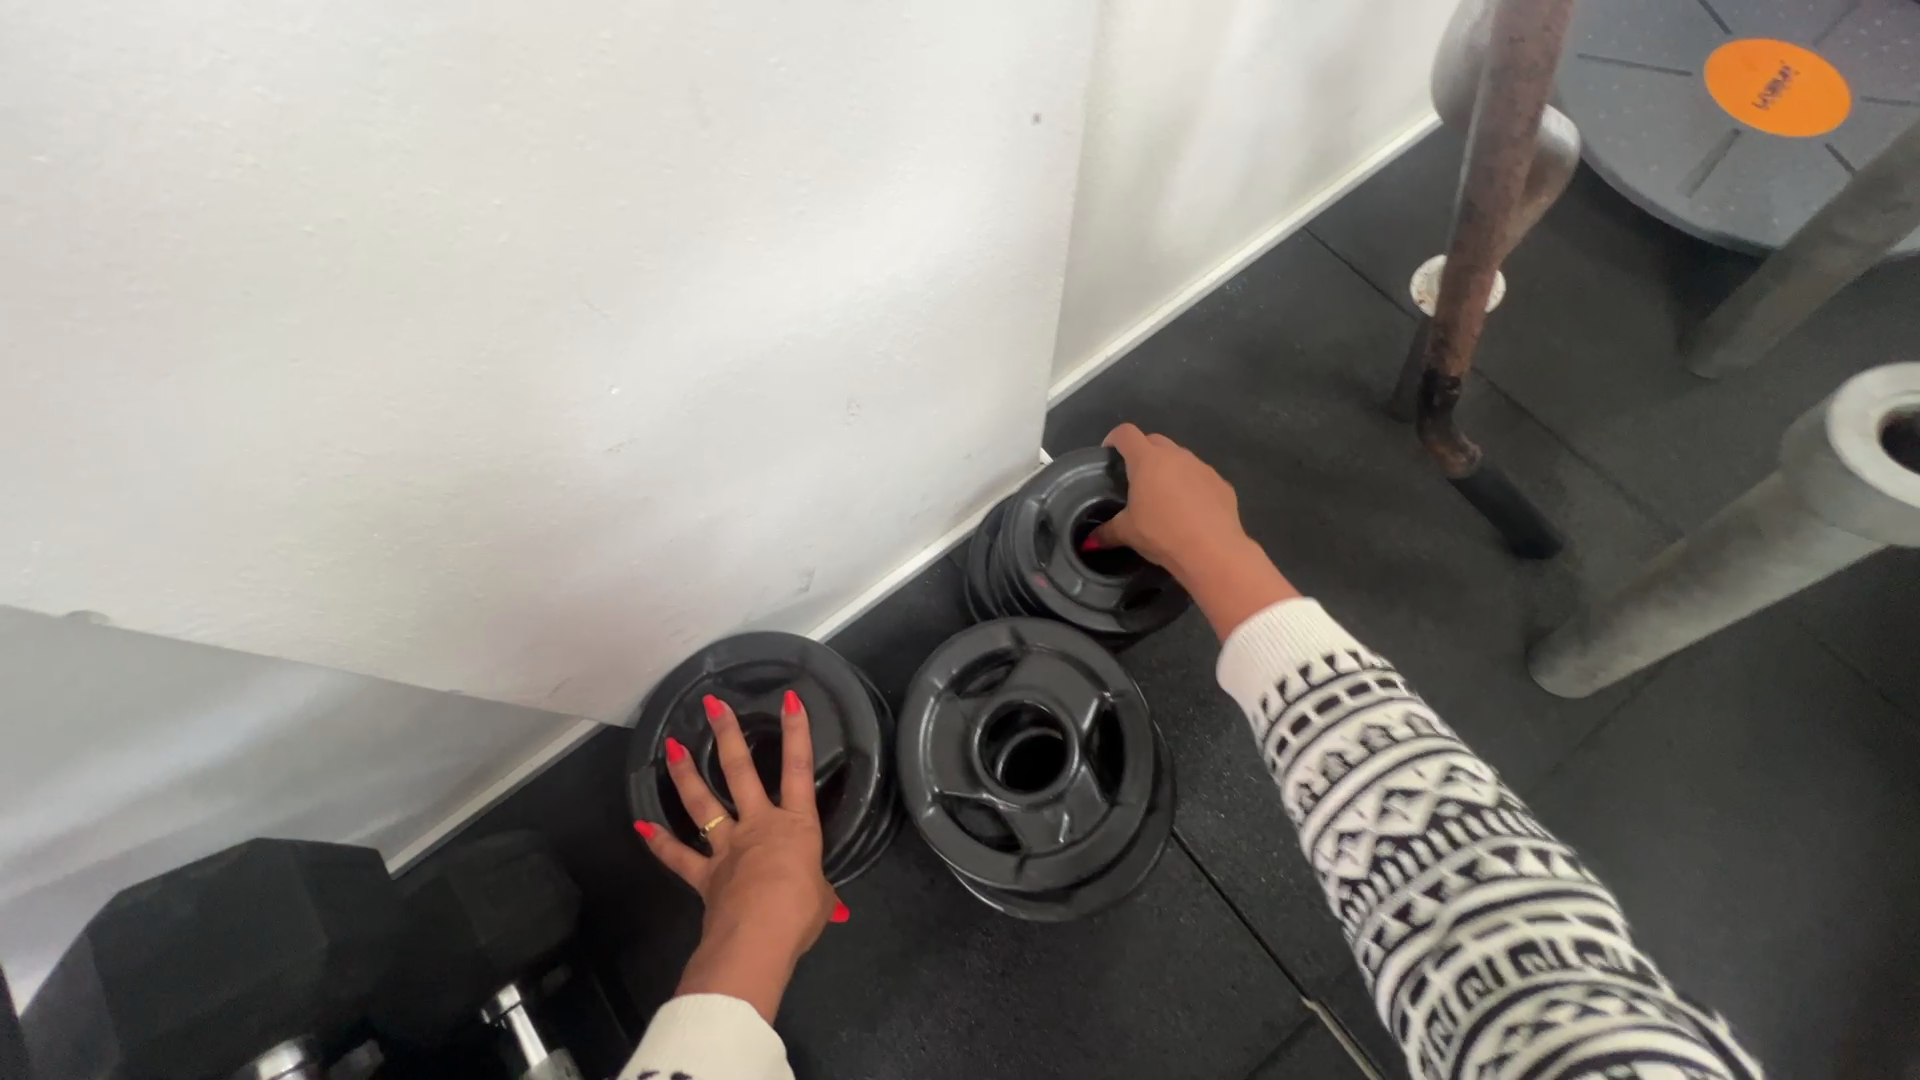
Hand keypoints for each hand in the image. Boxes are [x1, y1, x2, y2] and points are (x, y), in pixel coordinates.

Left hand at [634, 689, 844, 1022]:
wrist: (758, 940)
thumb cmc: (799, 913)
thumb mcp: (823, 899)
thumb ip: (818, 889)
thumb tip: (823, 901)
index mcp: (796, 825)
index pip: (799, 768)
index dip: (797, 732)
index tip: (789, 700)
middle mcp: (758, 825)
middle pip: (740, 771)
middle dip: (728, 735)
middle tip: (715, 705)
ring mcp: (728, 847)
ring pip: (704, 803)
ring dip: (686, 774)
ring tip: (673, 746)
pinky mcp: (705, 874)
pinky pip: (679, 856)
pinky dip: (659, 842)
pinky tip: (640, 826)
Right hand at [1087, 423, 1299, 639]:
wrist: (1213, 550)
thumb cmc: (1162, 534)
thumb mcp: (1128, 533)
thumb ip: (1106, 532)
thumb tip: (1088, 542)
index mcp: (1147, 460)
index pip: (1126, 433)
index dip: (1114, 438)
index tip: (1108, 454)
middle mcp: (1176, 455)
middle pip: (1154, 440)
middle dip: (1142, 452)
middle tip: (1134, 478)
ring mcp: (1202, 467)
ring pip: (1180, 458)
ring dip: (1168, 469)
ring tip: (1163, 496)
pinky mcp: (1221, 483)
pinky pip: (1200, 477)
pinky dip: (1191, 486)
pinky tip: (1189, 511)